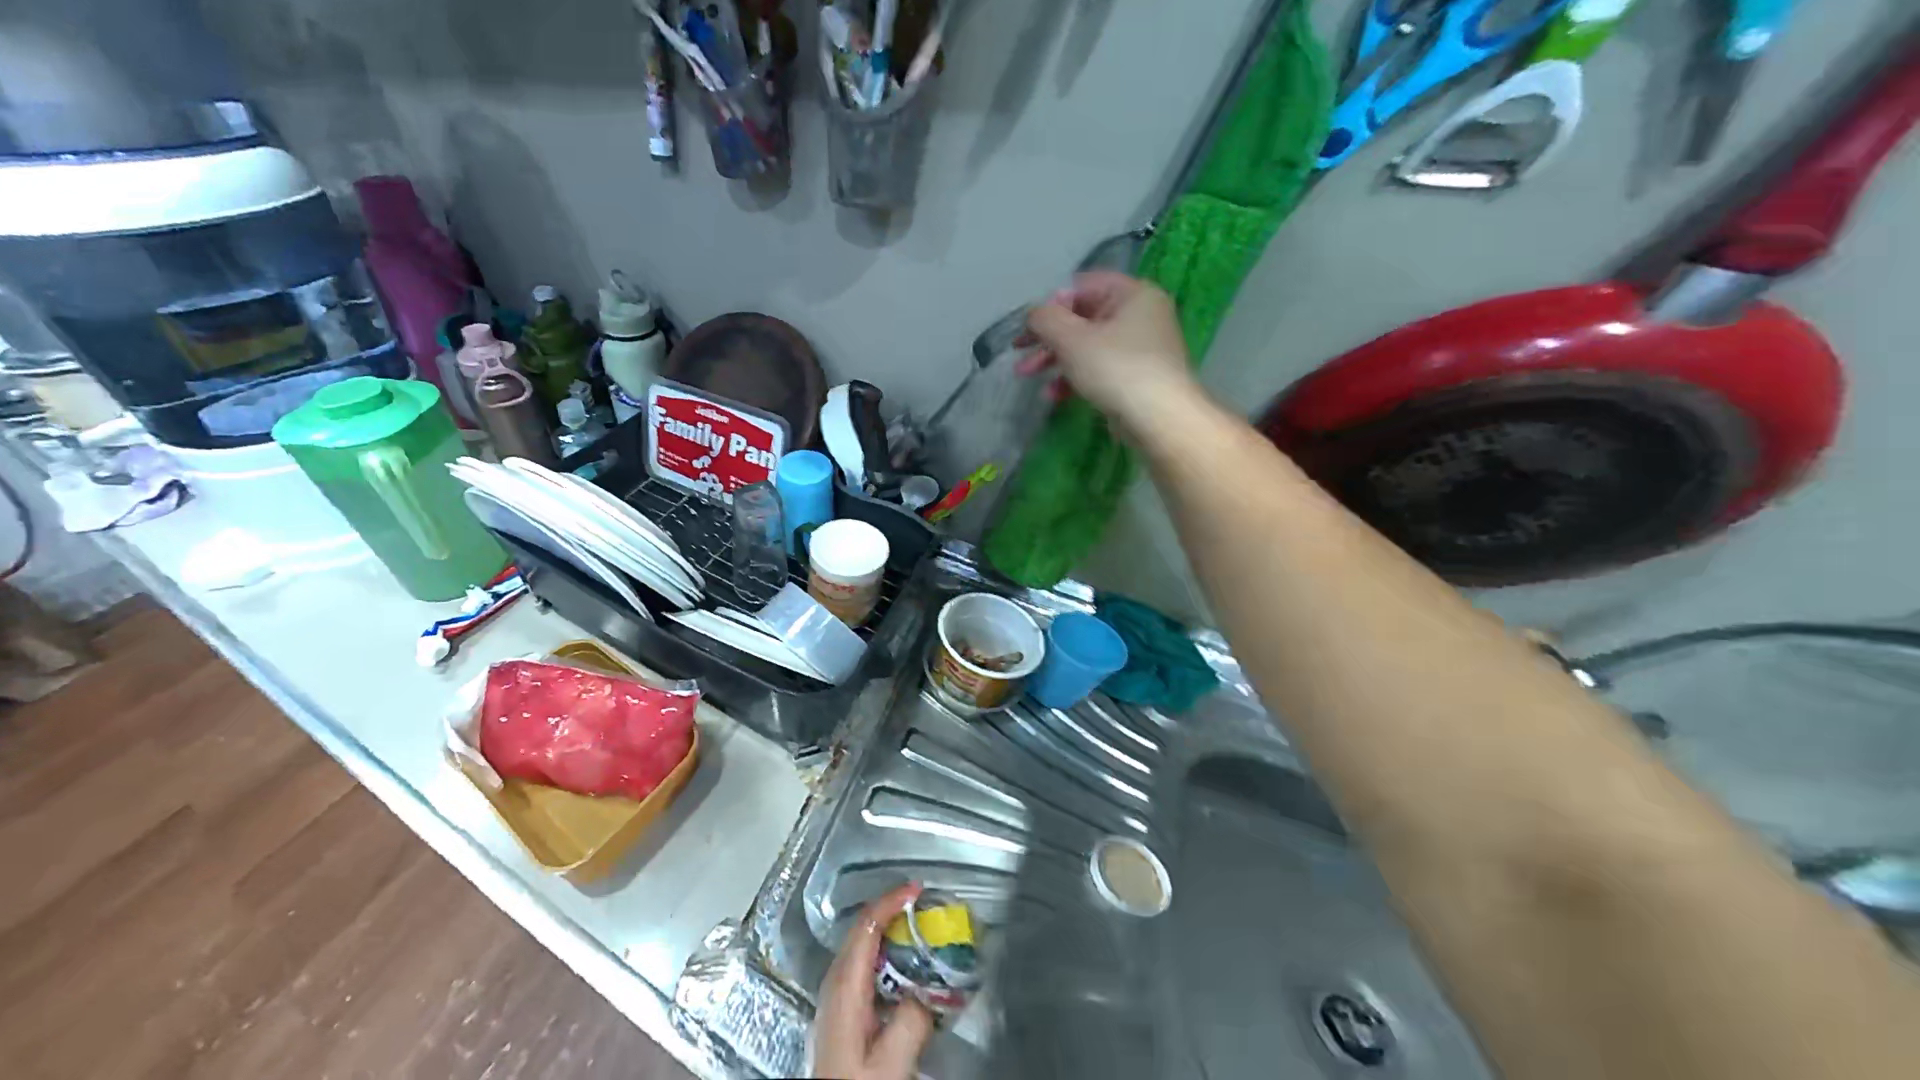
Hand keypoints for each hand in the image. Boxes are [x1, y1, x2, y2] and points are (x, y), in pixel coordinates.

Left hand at [813, 883, 935, 1079]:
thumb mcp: (891, 1063)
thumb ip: (912, 1020)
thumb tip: (930, 987)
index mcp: (844, 985)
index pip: (865, 926)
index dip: (890, 901)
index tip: (917, 889)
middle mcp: (835, 982)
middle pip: (863, 930)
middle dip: (893, 911)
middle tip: (926, 906)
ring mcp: (836, 995)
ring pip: (863, 946)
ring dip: (891, 932)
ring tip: (922, 928)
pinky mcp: (843, 1009)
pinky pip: (865, 964)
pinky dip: (887, 953)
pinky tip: (908, 965)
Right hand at [1016, 271, 1199, 438]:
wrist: (1161, 420)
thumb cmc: (1117, 369)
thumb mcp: (1072, 339)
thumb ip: (1045, 319)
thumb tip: (1034, 314)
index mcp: (1132, 293)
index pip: (1081, 286)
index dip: (1050, 305)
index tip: (1027, 328)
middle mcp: (1141, 314)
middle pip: (1083, 318)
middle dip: (1047, 338)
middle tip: (1019, 354)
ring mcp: (1141, 347)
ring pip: (1088, 346)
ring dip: (1055, 360)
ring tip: (1028, 376)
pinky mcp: (1138, 377)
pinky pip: (1100, 368)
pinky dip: (1075, 377)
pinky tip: (1054, 395)